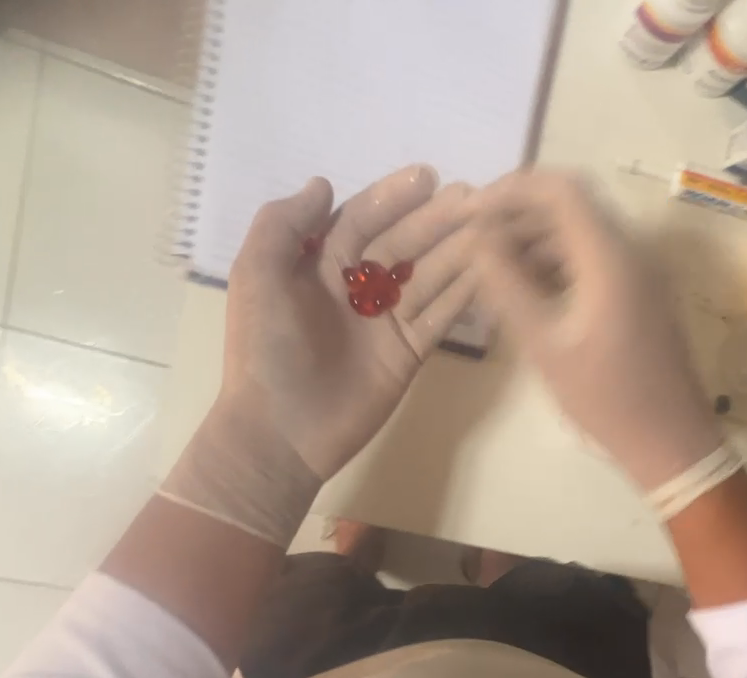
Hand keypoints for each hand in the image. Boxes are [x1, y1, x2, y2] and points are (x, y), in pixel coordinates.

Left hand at [161, 166, 475, 545]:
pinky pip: (440, 317)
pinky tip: (488, 272)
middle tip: (475, 197)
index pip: (362, 219)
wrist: (282, 431)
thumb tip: (323, 183)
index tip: (428, 177)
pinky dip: (463, 295)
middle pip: (404, 244)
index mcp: (317, 264)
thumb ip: (282, 226)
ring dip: (458, 251)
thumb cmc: (265, 352)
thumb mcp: (257, 277)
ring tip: (490, 228)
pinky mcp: (410, 353)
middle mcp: (357, 287)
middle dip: (437, 220)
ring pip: (428, 276)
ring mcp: (386, 321)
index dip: (393, 197)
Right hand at [471, 169, 721, 495]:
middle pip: (571, 208)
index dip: (511, 188)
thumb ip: (507, 286)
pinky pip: (596, 264)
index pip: (560, 189)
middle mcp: (632, 254)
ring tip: (494, 271)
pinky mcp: (643, 298)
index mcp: (612, 258)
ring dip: (537, 243)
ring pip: (583, 237)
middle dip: (519, 216)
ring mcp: (642, 276)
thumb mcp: (545, 346)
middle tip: (477, 242)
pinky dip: (559, 267)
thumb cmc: (607, 400)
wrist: (671, 443)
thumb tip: (477, 240)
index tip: (473, 210)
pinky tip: (529, 294)